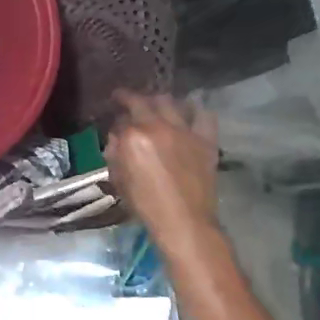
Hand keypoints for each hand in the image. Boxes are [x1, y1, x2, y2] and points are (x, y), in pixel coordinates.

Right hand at [106, 90, 220, 242]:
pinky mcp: (205, 139)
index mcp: (133, 137)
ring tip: (156, 104)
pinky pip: (203, 115)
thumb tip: (116, 139)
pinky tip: (190, 112)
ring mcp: (184, 130)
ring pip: (170, 101)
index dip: (116, 120)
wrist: (184, 222)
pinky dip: (195, 110)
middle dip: (129, 98)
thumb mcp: (119, 180)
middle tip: (125, 98)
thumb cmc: (146, 205)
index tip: (115, 123)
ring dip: (159, 100)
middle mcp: (157, 126)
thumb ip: (115, 154)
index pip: (121, 118)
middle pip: (142, 102)